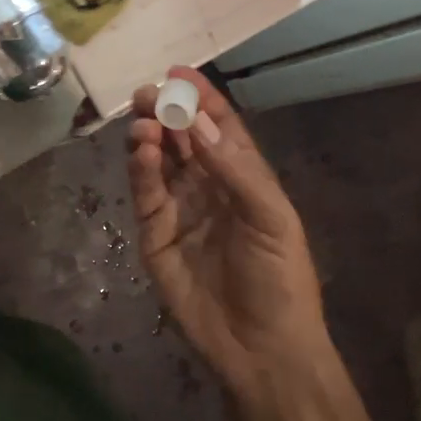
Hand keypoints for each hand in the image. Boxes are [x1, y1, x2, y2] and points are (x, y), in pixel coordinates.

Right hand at [126, 67, 326, 387]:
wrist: (262, 349)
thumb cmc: (280, 279)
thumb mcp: (271, 218)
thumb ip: (234, 168)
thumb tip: (196, 119)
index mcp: (241, 176)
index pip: (218, 127)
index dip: (200, 98)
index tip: (179, 72)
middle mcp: (206, 184)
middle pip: (180, 136)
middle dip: (165, 109)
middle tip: (149, 92)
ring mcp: (177, 206)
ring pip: (157, 157)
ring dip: (149, 134)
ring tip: (145, 120)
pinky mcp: (153, 232)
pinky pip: (144, 191)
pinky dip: (139, 167)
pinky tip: (142, 150)